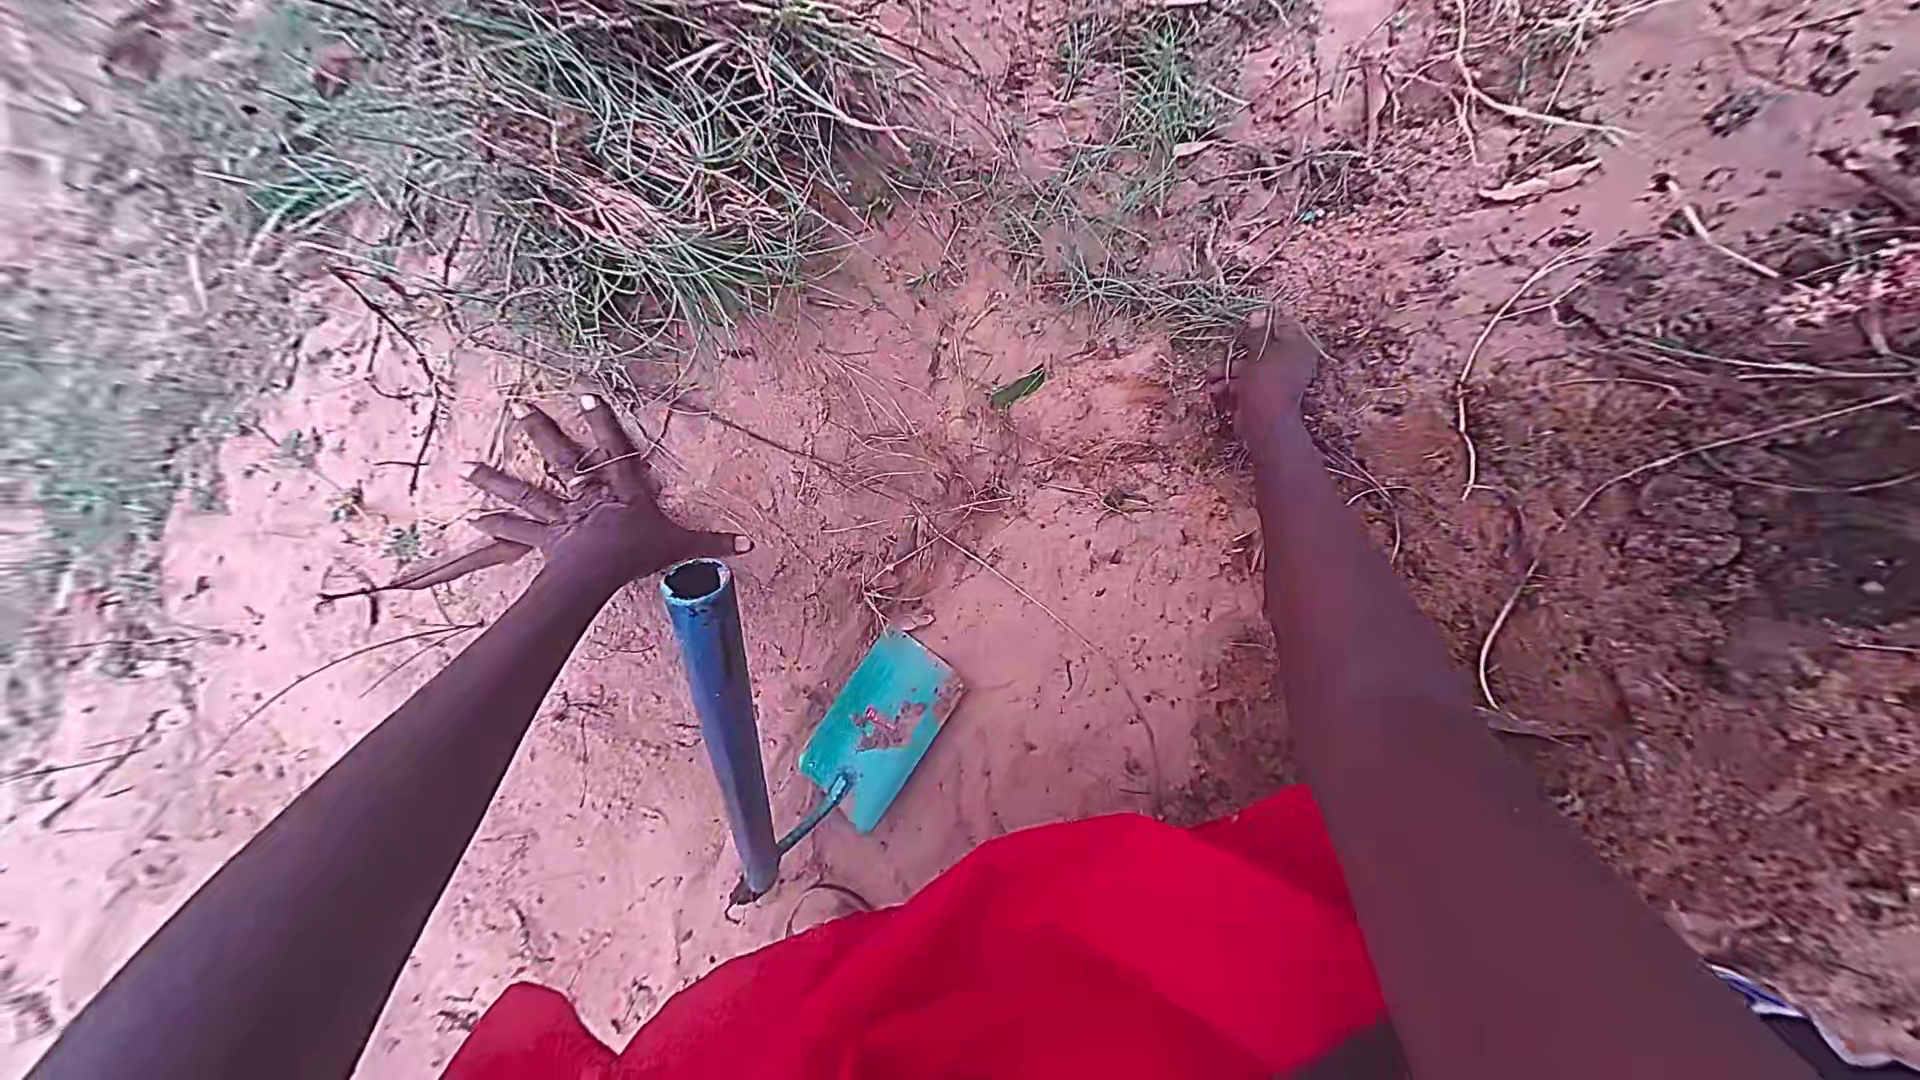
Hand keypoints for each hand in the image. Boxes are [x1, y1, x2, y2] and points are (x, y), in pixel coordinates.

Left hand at [377, 395, 747, 597]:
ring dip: (499, 479)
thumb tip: (751, 544)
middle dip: (542, 434)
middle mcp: (589, 498)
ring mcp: (564, 517)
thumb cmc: (640, 555)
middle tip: (520, 407)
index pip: (614, 452)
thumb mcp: (683, 546)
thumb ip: (714, 543)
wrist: (599, 576)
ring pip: (530, 492)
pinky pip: (521, 530)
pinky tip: (475, 517)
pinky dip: (499, 525)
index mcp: (622, 493)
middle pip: (564, 461)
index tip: (584, 395)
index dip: (601, 423)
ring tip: (468, 467)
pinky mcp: (547, 539)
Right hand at [1210, 309, 1322, 439]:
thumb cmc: (1266, 383)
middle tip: (1219, 357)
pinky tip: (1217, 390)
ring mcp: (1275, 381)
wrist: (1264, 423)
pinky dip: (1231, 386)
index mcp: (1297, 348)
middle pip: (1259, 350)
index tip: (1242, 326)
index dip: (1260, 325)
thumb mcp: (1259, 354)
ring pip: (1248, 369)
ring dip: (1227, 373)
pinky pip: (1245, 385)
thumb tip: (1258, 312)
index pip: (1280, 327)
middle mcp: (1289, 362)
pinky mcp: (1262, 396)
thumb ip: (1257, 334)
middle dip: (1235, 355)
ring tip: (1211, 379)